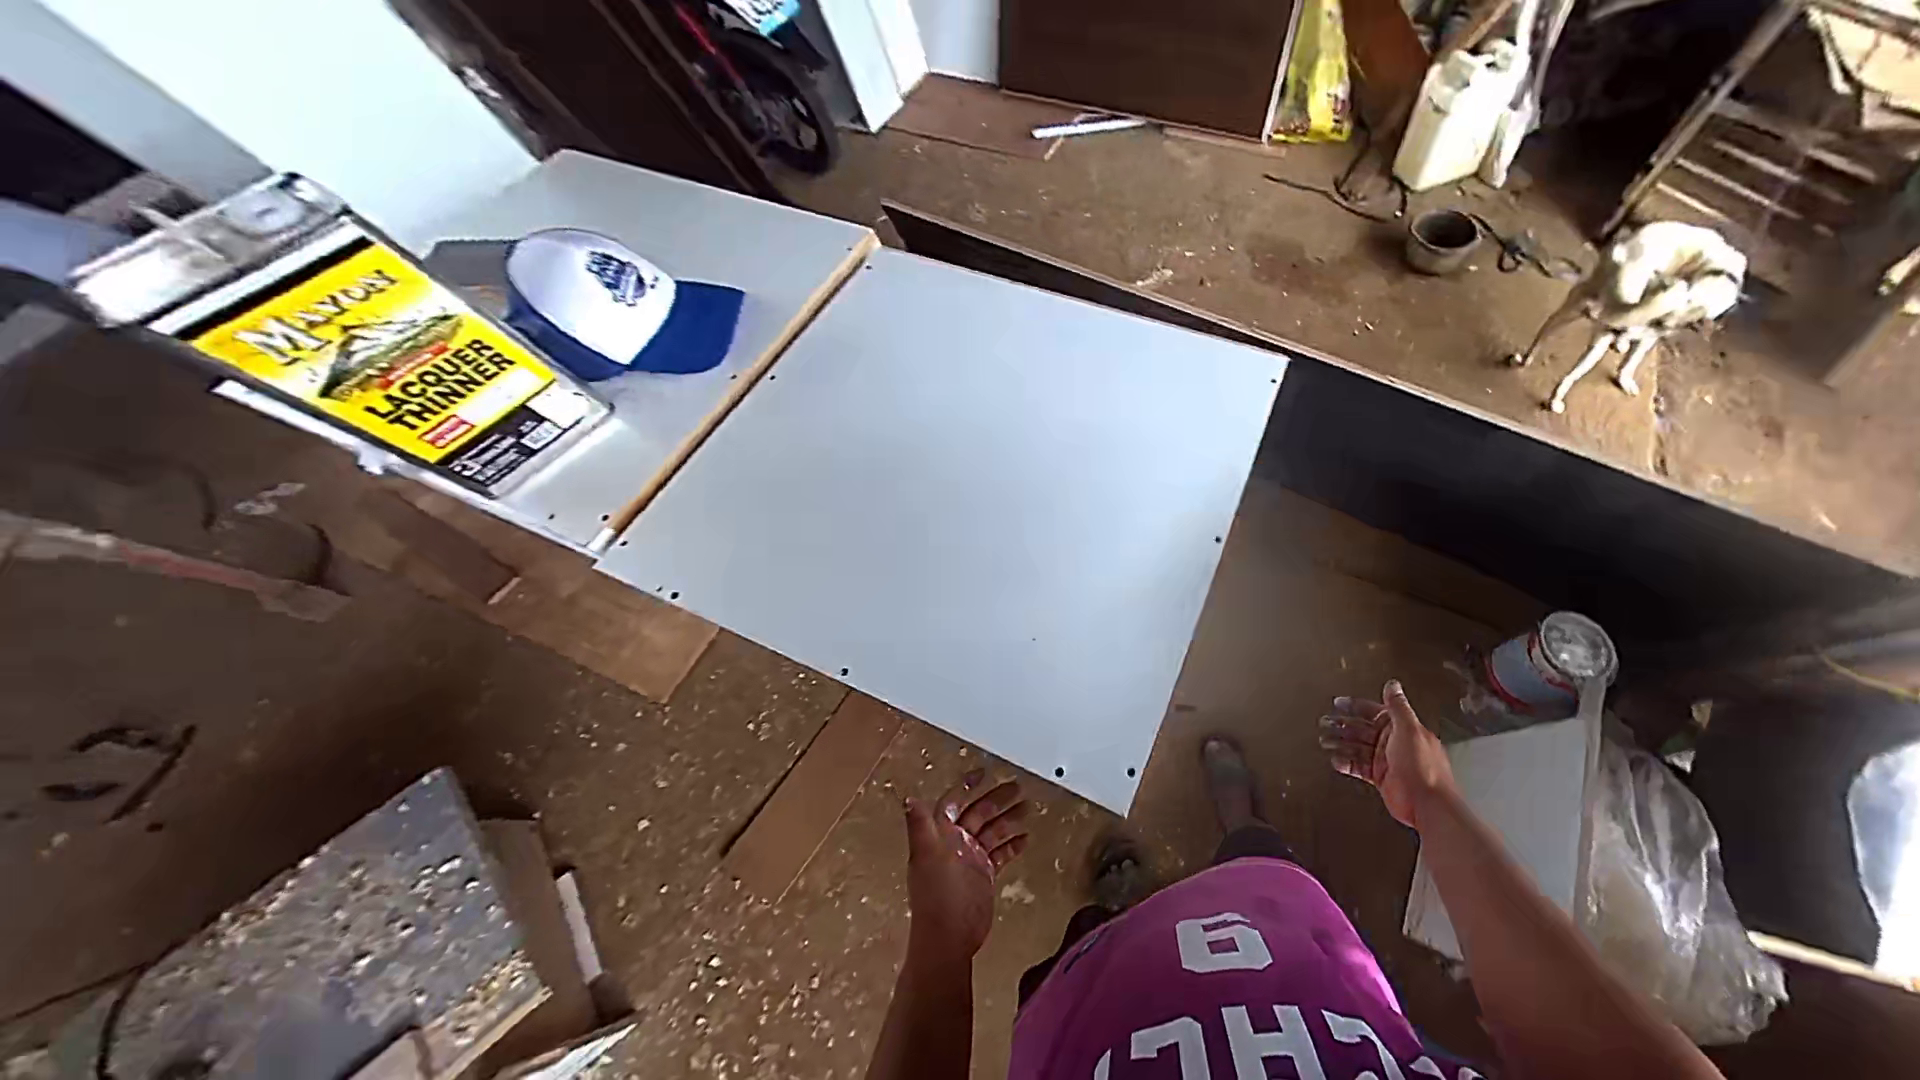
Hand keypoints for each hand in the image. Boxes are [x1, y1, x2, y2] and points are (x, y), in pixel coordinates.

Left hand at [903, 769, 1029, 966]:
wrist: (948, 938)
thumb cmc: (937, 896)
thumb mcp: (927, 856)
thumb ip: (920, 826)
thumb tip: (908, 798)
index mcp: (940, 834)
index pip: (953, 801)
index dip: (966, 785)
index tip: (983, 773)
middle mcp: (955, 842)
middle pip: (978, 812)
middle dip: (997, 799)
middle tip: (1017, 787)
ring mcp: (970, 858)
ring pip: (992, 831)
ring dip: (1009, 819)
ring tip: (1028, 808)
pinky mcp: (983, 875)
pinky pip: (1000, 854)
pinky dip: (1012, 845)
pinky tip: (1025, 839)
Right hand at [1319, 680, 1457, 829]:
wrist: (1427, 804)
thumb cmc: (1423, 768)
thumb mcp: (1409, 730)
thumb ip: (1398, 707)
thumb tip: (1393, 685)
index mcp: (1402, 729)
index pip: (1374, 712)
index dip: (1355, 706)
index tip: (1338, 703)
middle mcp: (1394, 743)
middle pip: (1362, 729)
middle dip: (1342, 725)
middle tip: (1325, 722)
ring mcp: (1387, 760)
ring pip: (1357, 747)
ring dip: (1340, 743)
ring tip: (1324, 740)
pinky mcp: (1380, 777)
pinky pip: (1358, 766)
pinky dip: (1346, 762)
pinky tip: (1336, 760)